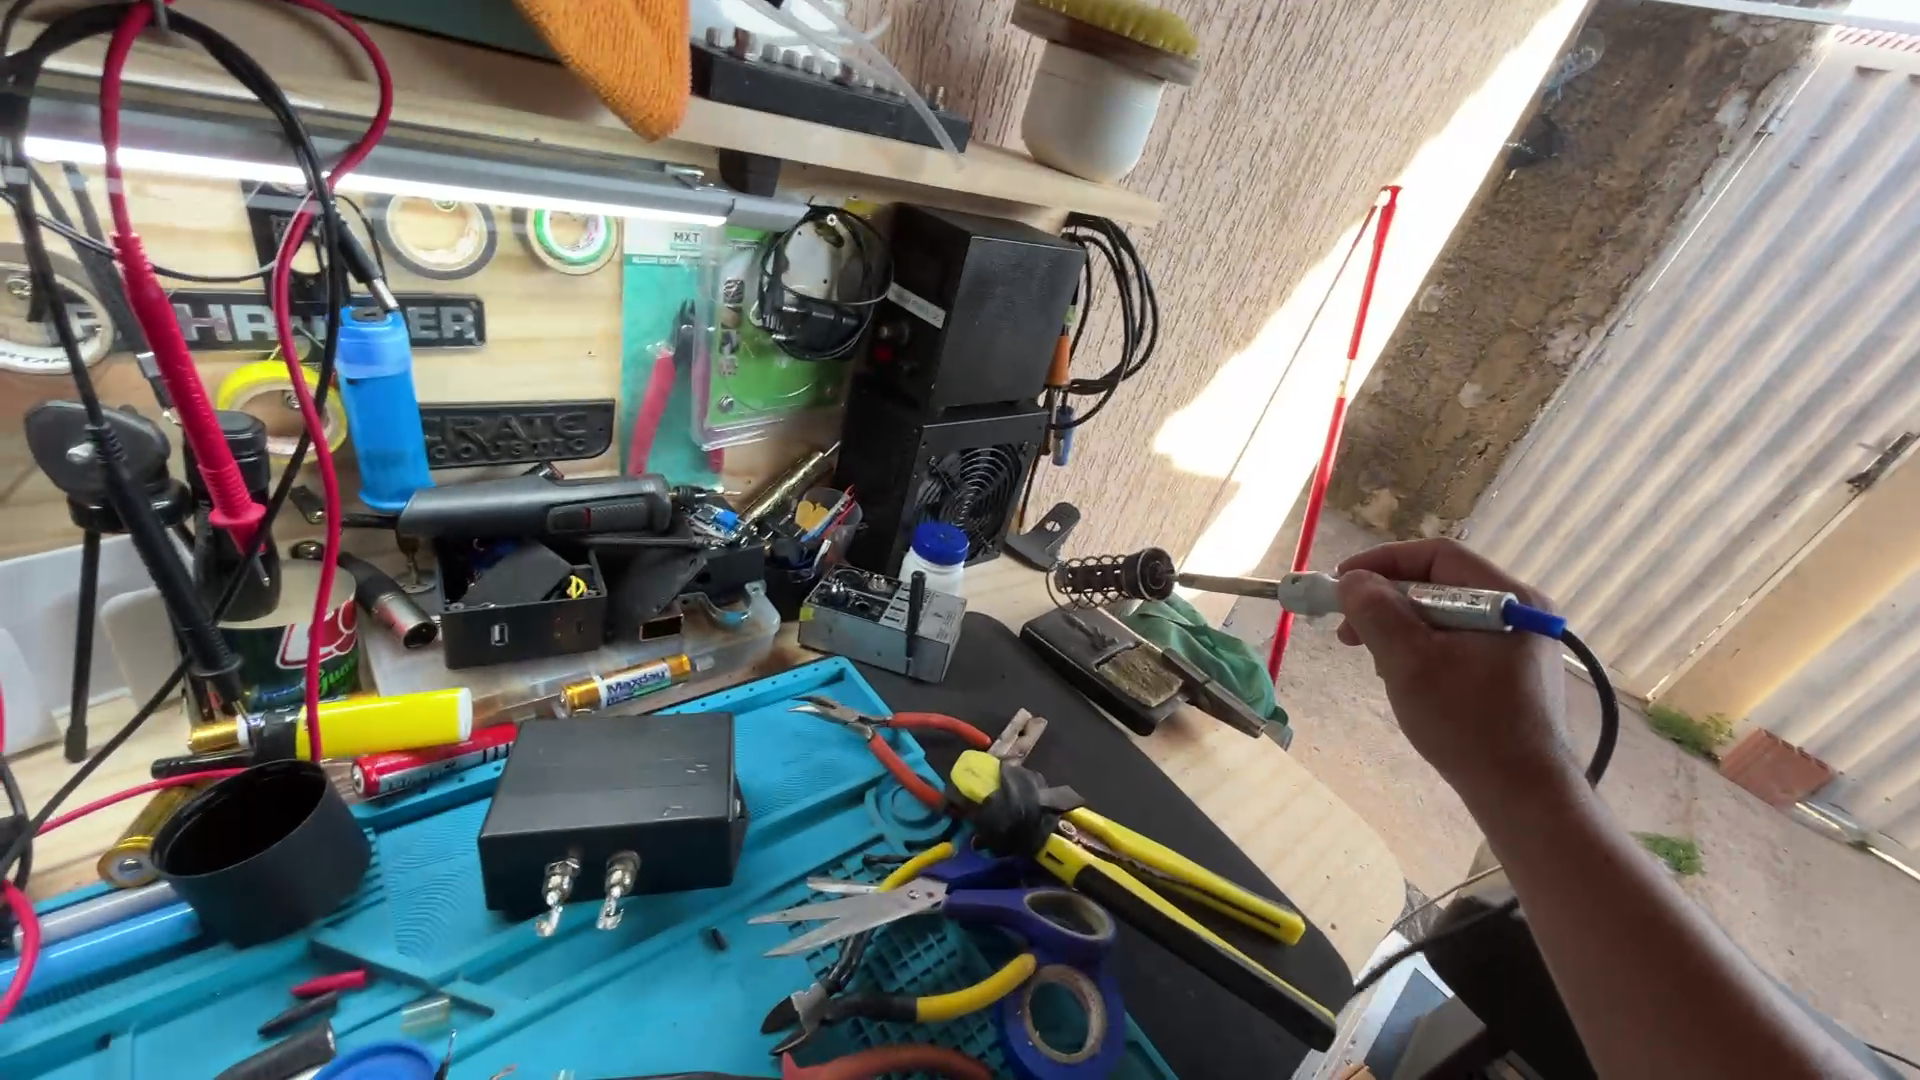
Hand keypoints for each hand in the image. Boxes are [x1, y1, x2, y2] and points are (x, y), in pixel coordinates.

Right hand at [1333, 539, 1580, 807]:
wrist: (1522, 793)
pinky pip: (1452, 638)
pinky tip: (1402, 674)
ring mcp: (1516, 640)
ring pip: (1440, 613)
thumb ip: (1376, 611)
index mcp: (1507, 598)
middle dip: (1383, 600)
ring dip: (1396, 625)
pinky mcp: (1508, 668)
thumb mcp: (1409, 661)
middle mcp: (1519, 610)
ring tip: (1372, 658)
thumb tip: (1351, 580)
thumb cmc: (1466, 723)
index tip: (1340, 583)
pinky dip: (1418, 646)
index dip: (1381, 562)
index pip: (1435, 555)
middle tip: (1347, 629)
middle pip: (1436, 583)